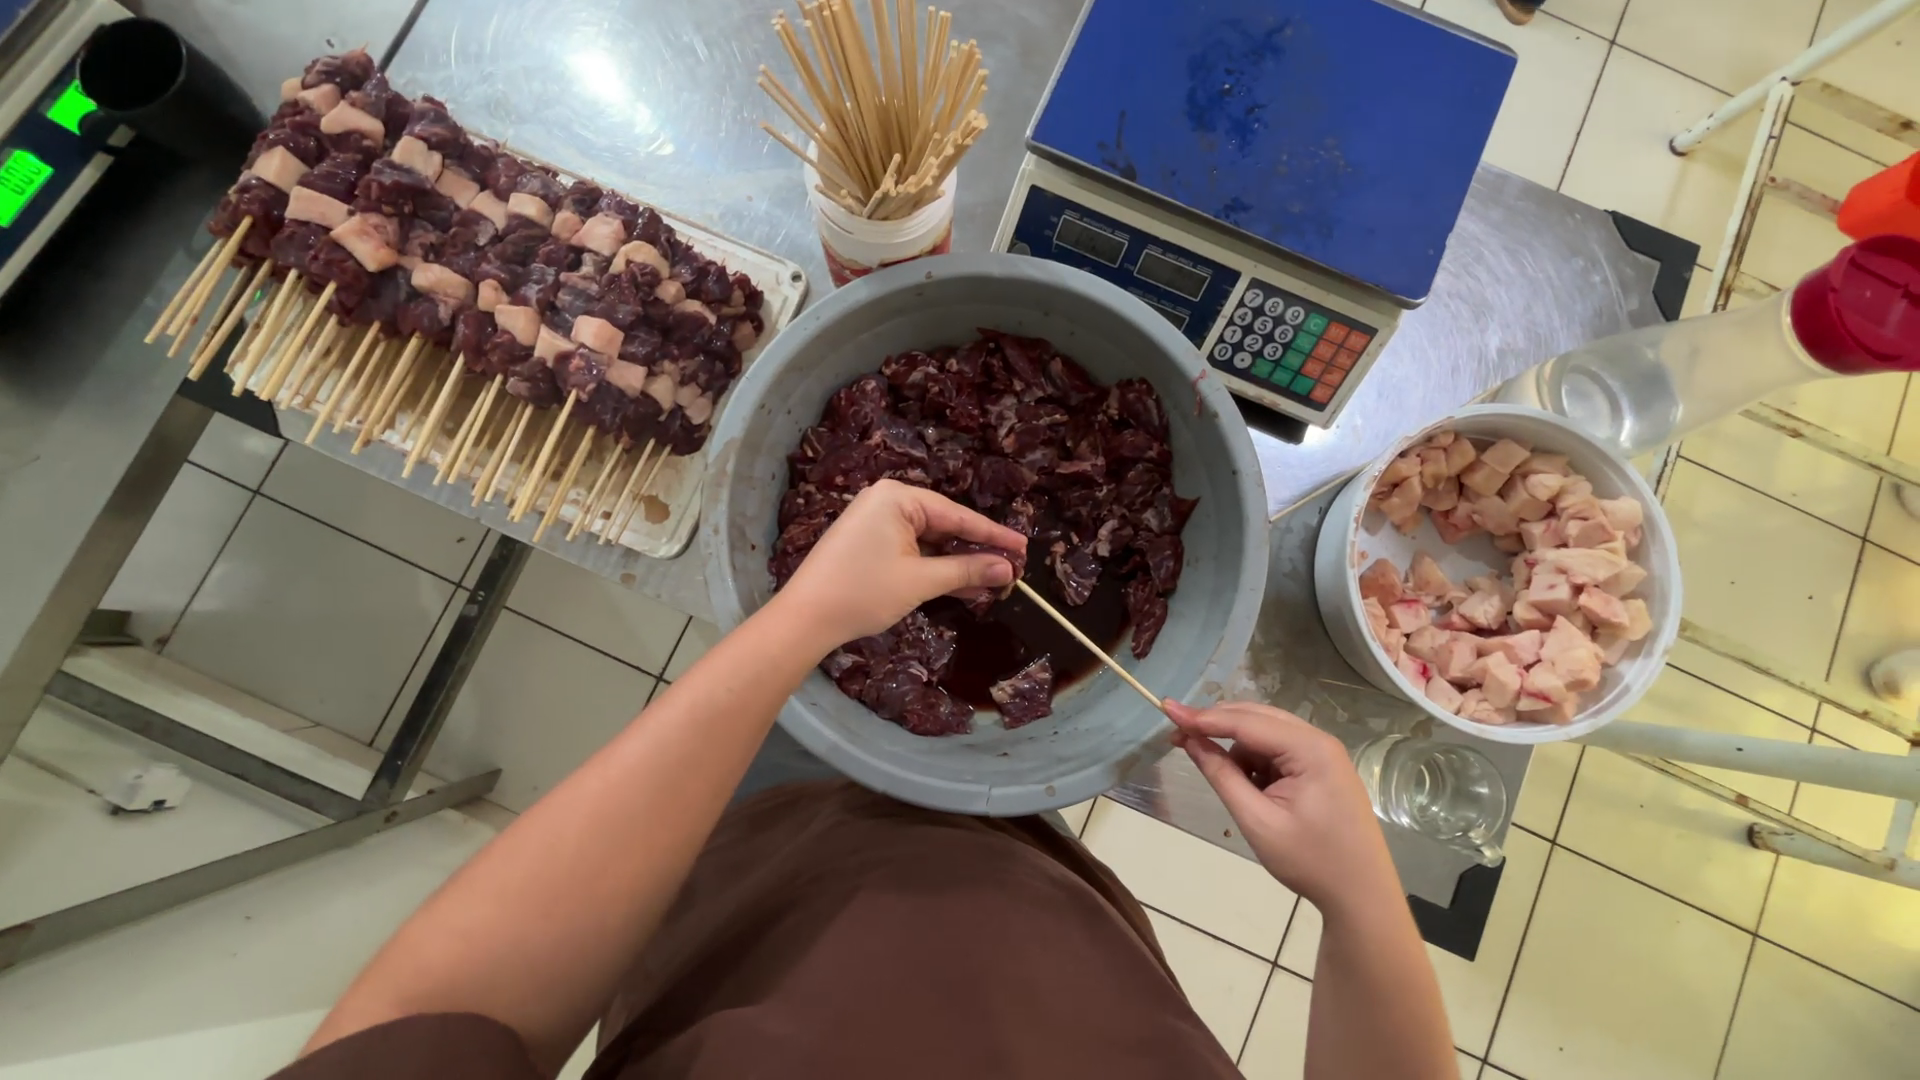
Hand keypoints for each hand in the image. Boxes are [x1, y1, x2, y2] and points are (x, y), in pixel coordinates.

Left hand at [777, 479, 1027, 646]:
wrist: (805, 618)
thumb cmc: (863, 592)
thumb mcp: (921, 581)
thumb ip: (967, 570)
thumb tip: (1007, 569)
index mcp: (897, 497)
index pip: (958, 516)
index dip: (994, 535)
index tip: (1024, 548)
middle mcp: (887, 502)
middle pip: (945, 526)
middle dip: (977, 551)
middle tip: (1012, 569)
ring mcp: (877, 523)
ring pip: (931, 542)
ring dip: (959, 564)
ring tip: (994, 583)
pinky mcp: (870, 545)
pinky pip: (913, 552)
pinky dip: (935, 569)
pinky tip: (964, 586)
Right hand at [1166, 701, 1400, 912]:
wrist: (1362, 897)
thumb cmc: (1310, 861)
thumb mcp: (1256, 820)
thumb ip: (1221, 775)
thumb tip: (1190, 741)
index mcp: (1310, 750)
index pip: (1246, 722)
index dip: (1203, 717)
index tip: (1167, 710)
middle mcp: (1319, 741)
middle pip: (1256, 718)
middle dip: (1216, 725)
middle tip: (1178, 736)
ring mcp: (1323, 753)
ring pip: (1265, 732)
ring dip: (1237, 747)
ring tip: (1224, 778)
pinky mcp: (1322, 767)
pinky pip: (1277, 749)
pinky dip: (1255, 760)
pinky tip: (1251, 786)